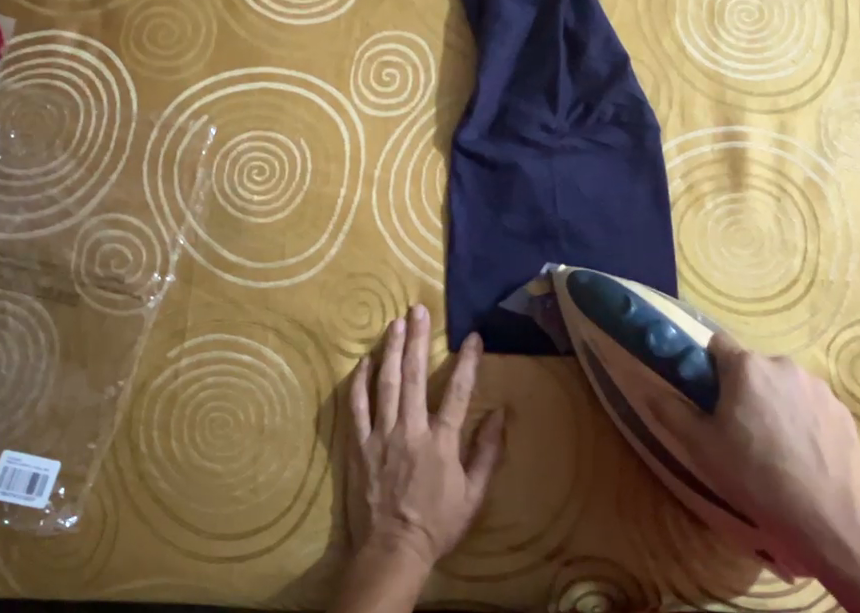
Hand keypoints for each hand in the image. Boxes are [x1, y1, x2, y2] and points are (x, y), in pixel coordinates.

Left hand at [346, 305, 505, 568]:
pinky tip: (365, 361)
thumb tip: (501, 415)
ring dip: (391, 350)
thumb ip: (487, 453)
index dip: (468, 362)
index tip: (473, 336)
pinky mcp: (359, 444)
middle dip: (418, 339)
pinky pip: (357, 406)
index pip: (459, 392)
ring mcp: (381, 434)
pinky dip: (360, 381)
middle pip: (416, 375)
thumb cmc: (438, 523)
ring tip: (395, 322)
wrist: (393, 549)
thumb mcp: (473, 495)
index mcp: (442, 441)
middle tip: (418, 310)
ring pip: (386, 383)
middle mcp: (411, 429)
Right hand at [651, 332, 859, 573]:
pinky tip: (803, 456)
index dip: (708, 368)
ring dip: (774, 404)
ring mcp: (818, 387)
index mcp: (746, 366)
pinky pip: (811, 405)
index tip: (709, 398)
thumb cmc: (758, 479)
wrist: (832, 521)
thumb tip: (652, 389)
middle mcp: (783, 365)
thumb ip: (672, 411)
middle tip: (739, 431)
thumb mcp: (702, 449)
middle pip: (752, 367)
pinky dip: (803, 421)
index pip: (717, 344)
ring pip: (783, 386)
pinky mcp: (843, 411)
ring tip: (775, 448)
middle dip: (743, 390)